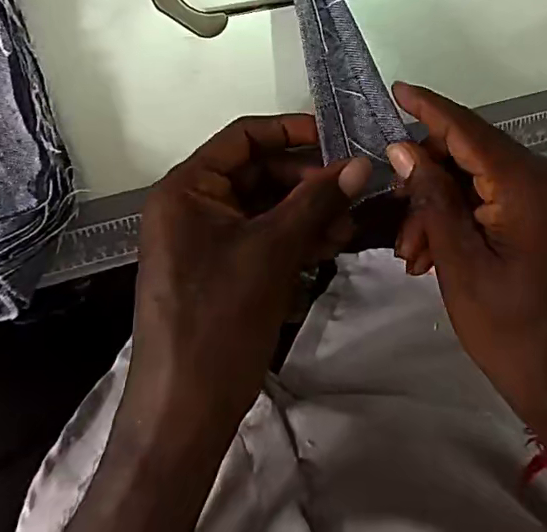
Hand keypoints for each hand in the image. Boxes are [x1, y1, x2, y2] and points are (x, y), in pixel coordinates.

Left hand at [128, 114, 369, 431]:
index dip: (291, 131)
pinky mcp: (224, 269)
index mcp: (187, 189)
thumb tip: (362, 162)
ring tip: (347, 227)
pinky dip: (297, 237)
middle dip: (308, 182)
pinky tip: (329, 247)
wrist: (184, 415)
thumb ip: (318, 200)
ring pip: (268, 206)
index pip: (243, 137)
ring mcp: (208, 240)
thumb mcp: (273, 250)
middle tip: (352, 193)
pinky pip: (265, 236)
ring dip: (309, 211)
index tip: (336, 137)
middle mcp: (194, 206)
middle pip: (260, 172)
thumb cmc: (219, 320)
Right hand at [386, 83, 546, 483]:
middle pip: (471, 152)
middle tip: (397, 224)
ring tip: (414, 254)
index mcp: (527, 182)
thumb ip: (433, 198)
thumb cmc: (513, 331)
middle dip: (427, 180)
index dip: (429, 107)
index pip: (468, 130)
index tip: (395, 88)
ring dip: (440, 205)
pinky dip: (463, 215)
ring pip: (478, 177)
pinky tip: (436, 252)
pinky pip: (494, 195)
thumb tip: (404, 147)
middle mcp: (543, 175)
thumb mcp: (461, 265)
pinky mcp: (546, 211)